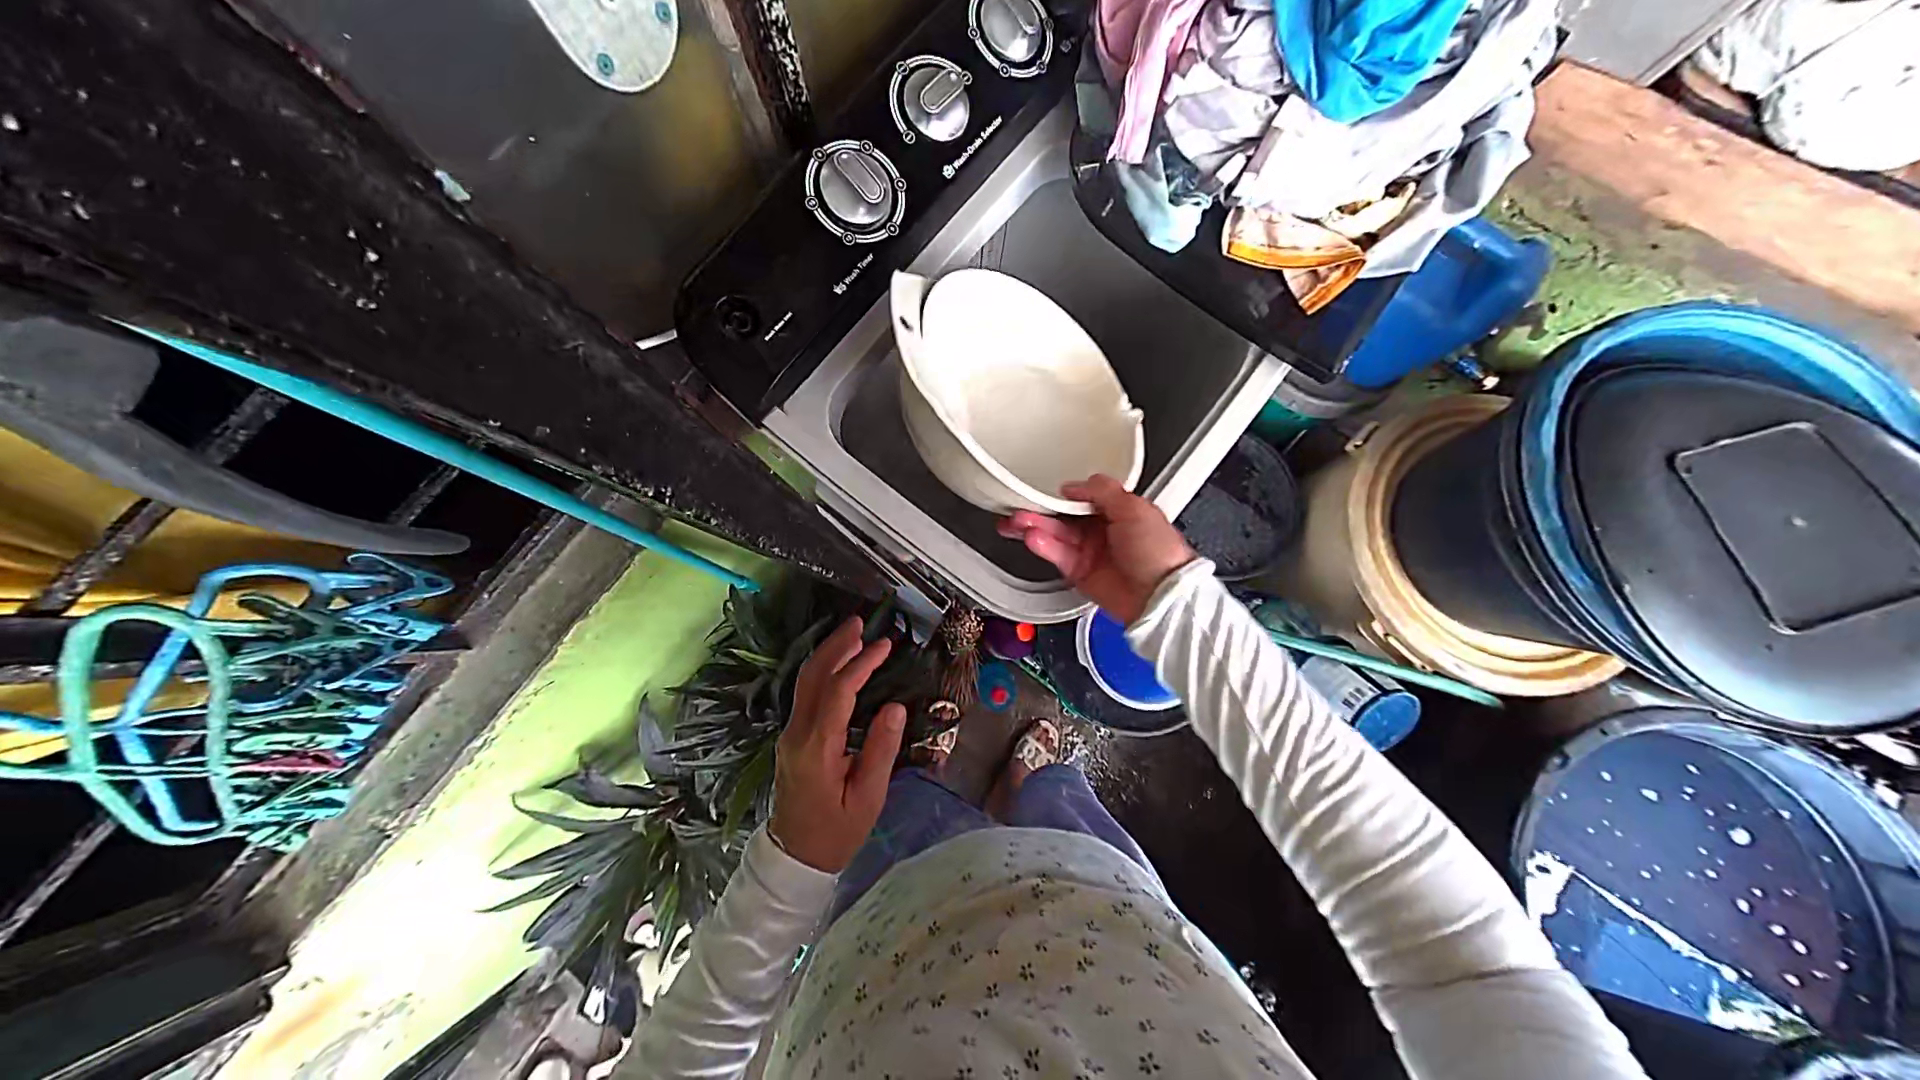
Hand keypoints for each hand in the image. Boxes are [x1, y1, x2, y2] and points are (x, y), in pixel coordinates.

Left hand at [769, 617, 907, 872]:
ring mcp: (789, 734)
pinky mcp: (791, 738)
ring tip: (852, 634)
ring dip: (827, 654)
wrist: (794, 858)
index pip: (838, 693)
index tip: (884, 646)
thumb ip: (880, 751)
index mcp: (816, 748)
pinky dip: (823, 670)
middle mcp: (796, 734)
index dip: (860, 665)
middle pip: (813, 677)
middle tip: (861, 622)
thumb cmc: (836, 833)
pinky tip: (839, 662)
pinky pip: (805, 694)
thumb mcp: (867, 798)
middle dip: (837, 646)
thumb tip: (895, 708)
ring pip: (804, 682)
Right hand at [997, 474, 1195, 623]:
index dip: (1062, 494)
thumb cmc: (1160, 553)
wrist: (1160, 596)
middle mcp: (1102, 530)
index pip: (1082, 497)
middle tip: (1019, 504)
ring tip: (1017, 521)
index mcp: (1119, 511)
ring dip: (1035, 526)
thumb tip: (1075, 485)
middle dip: (1040, 510)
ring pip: (1055, 535)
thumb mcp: (1134, 508)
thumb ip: (1103, 491)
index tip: (1042, 488)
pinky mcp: (1079, 572)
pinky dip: (1042, 546)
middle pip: (1063, 516)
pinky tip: (1032, 538)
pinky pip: (1056, 555)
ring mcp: (1090, 552)